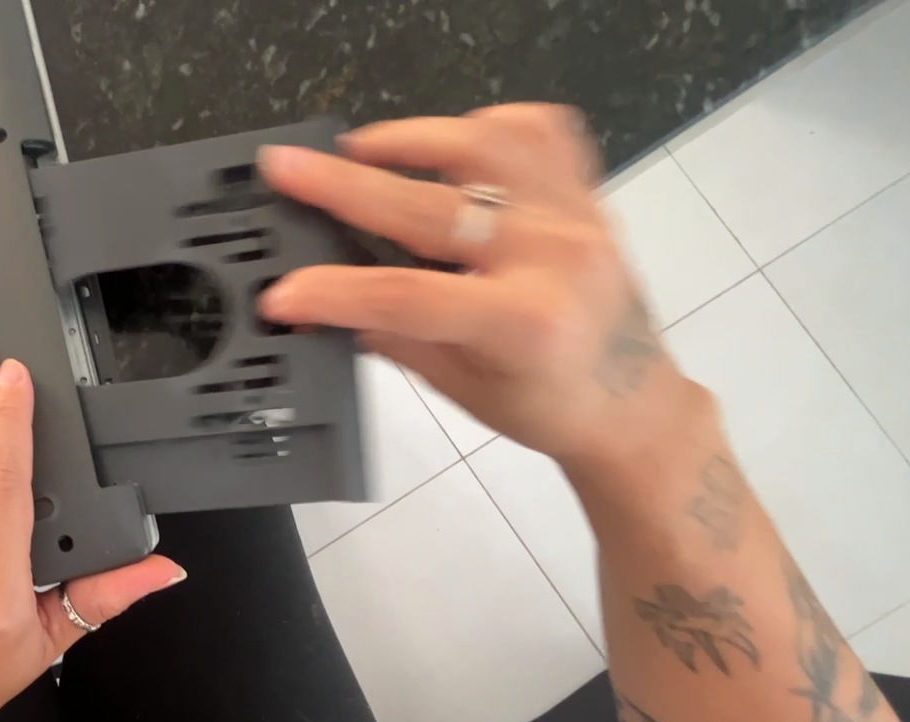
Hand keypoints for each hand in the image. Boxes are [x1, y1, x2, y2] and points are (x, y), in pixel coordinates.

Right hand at [257, 104, 708, 468]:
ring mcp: (576, 213)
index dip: (332, 292)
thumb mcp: (457, 386)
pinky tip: (441, 145)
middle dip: (345, 186)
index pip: (404, 296)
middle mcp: (554, 255)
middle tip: (288, 167)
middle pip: (431, 207)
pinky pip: (537, 133)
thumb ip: (392, 337)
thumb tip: (323, 314)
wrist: (629, 399)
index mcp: (522, 322)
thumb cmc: (542, 406)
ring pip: (484, 147)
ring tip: (355, 147)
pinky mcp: (586, 192)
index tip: (280, 293)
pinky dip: (482, 127)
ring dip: (409, 140)